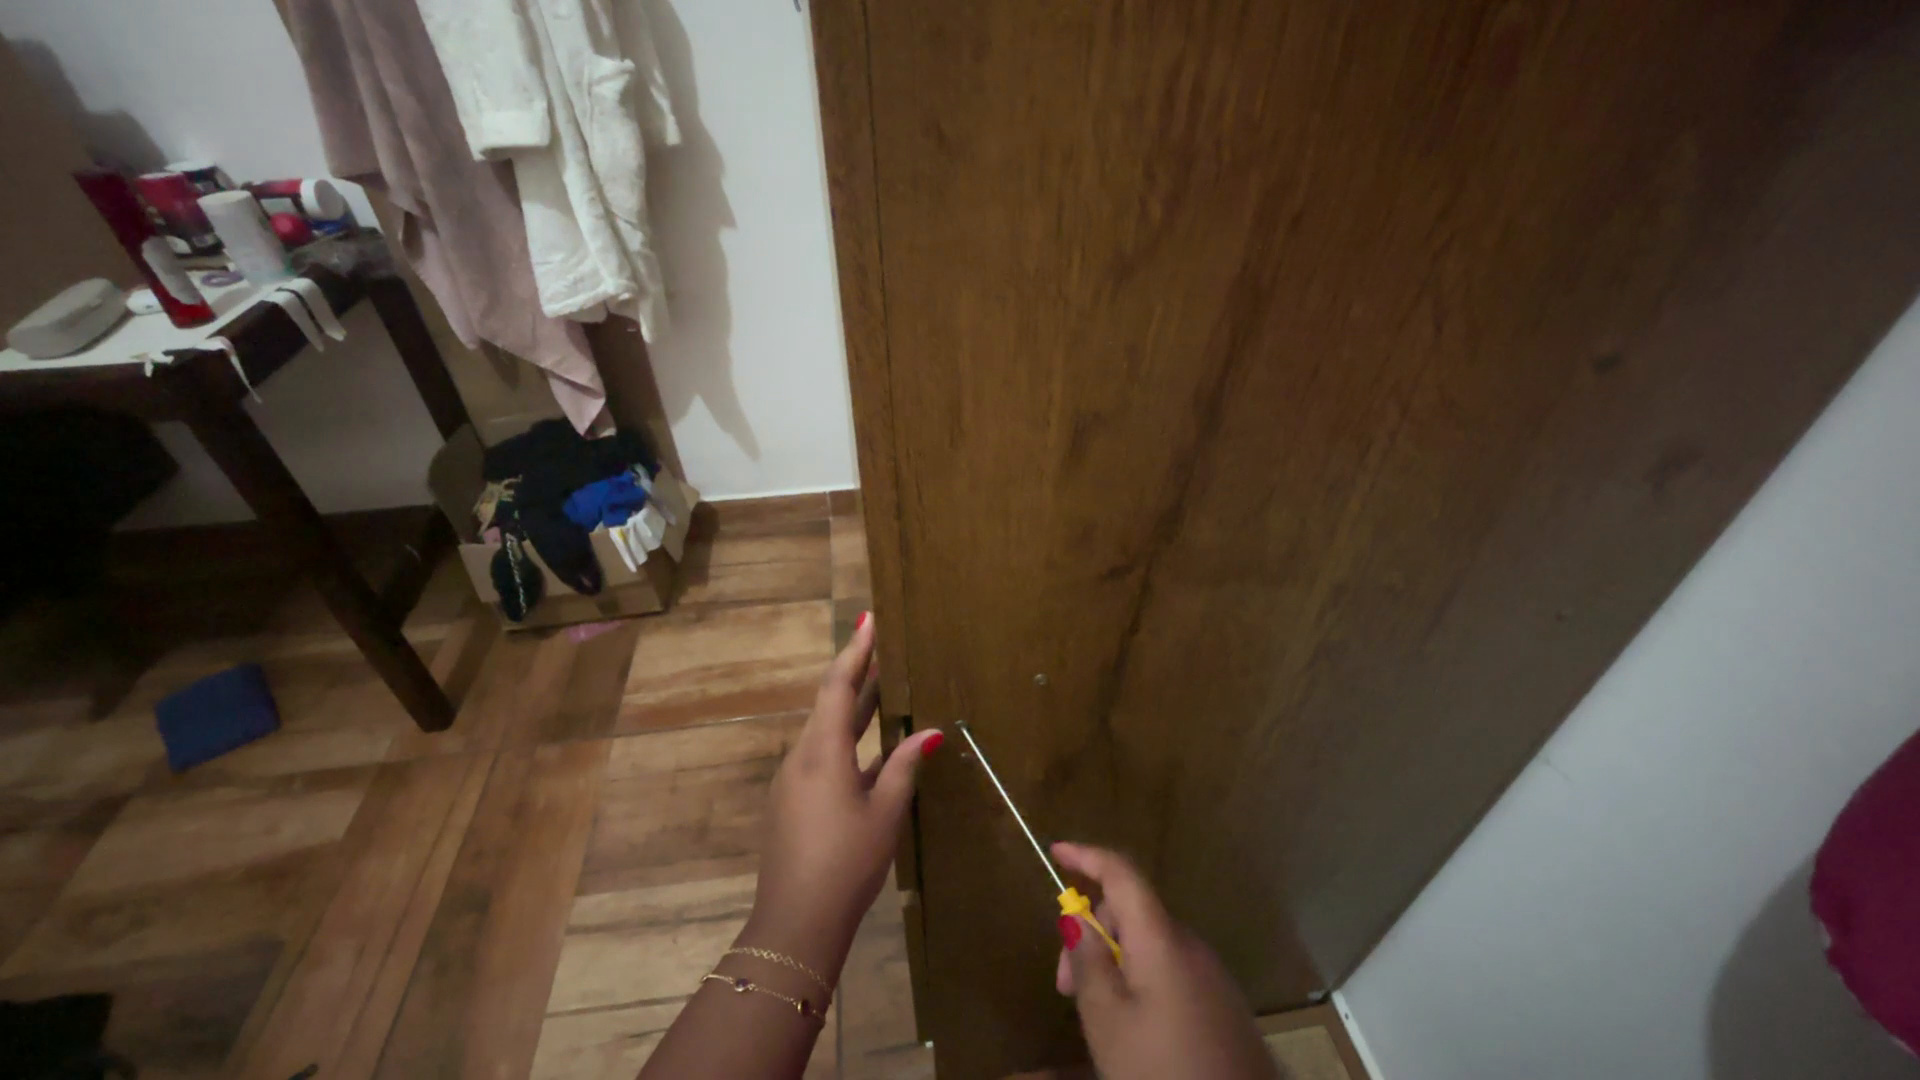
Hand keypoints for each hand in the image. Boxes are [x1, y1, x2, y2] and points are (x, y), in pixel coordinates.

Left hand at [745, 614, 942, 974]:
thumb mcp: (884, 812)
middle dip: (857, 674)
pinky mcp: (793, 802)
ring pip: (826, 731)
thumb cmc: (847, 861)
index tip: (868, 619)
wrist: (796, 920)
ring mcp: (793, 780)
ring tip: (884, 689)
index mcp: (822, 751)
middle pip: (830, 704)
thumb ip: (903, 767)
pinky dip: (847, 741)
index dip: (856, 651)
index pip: (840, 687)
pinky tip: (871, 751)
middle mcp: (802, 756)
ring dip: (854, 709)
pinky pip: (822, 757)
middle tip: (881, 646)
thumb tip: (927, 732)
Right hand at [1053, 843, 1278, 1079]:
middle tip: (1065, 986)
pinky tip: (1131, 1026)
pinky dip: (1140, 978)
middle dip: (1092, 934)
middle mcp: (1189, 945)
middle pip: (1132, 912)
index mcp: (1160, 938)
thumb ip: (1088, 961)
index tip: (1055, 851)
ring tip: (1095, 1012)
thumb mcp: (1106, 1019)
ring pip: (1149, 944)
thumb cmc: (1160, 1070)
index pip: (1122, 873)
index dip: (1087, 856)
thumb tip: (1077, 917)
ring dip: (1114, 961)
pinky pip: (1170, 969)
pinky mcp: (1221, 1003)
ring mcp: (1210, 974)